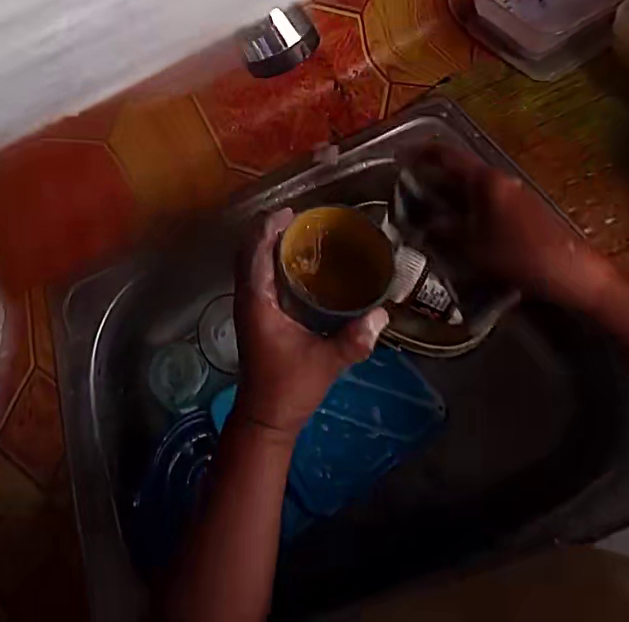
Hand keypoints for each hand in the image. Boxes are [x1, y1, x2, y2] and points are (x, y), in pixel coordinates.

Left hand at [233, 208, 388, 436]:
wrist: (265, 414)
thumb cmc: (290, 386)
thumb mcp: (326, 362)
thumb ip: (353, 339)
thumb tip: (383, 314)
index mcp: (256, 300)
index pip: (256, 253)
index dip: (268, 228)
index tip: (289, 213)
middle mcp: (245, 297)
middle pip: (246, 251)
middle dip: (265, 230)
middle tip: (294, 218)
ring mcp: (245, 305)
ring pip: (247, 263)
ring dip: (262, 243)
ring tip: (292, 233)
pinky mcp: (251, 314)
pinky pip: (252, 275)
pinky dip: (263, 260)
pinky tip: (288, 263)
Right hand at [399, 143, 618, 310]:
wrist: (578, 277)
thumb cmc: (521, 255)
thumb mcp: (471, 246)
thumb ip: (441, 232)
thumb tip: (420, 226)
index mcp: (485, 180)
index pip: (445, 154)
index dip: (418, 152)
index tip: (397, 157)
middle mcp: (500, 179)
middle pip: (457, 169)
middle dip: (430, 176)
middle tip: (404, 188)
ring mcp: (514, 194)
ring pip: (471, 186)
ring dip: (447, 192)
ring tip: (423, 207)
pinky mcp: (523, 210)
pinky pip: (484, 199)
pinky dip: (464, 205)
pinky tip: (454, 224)